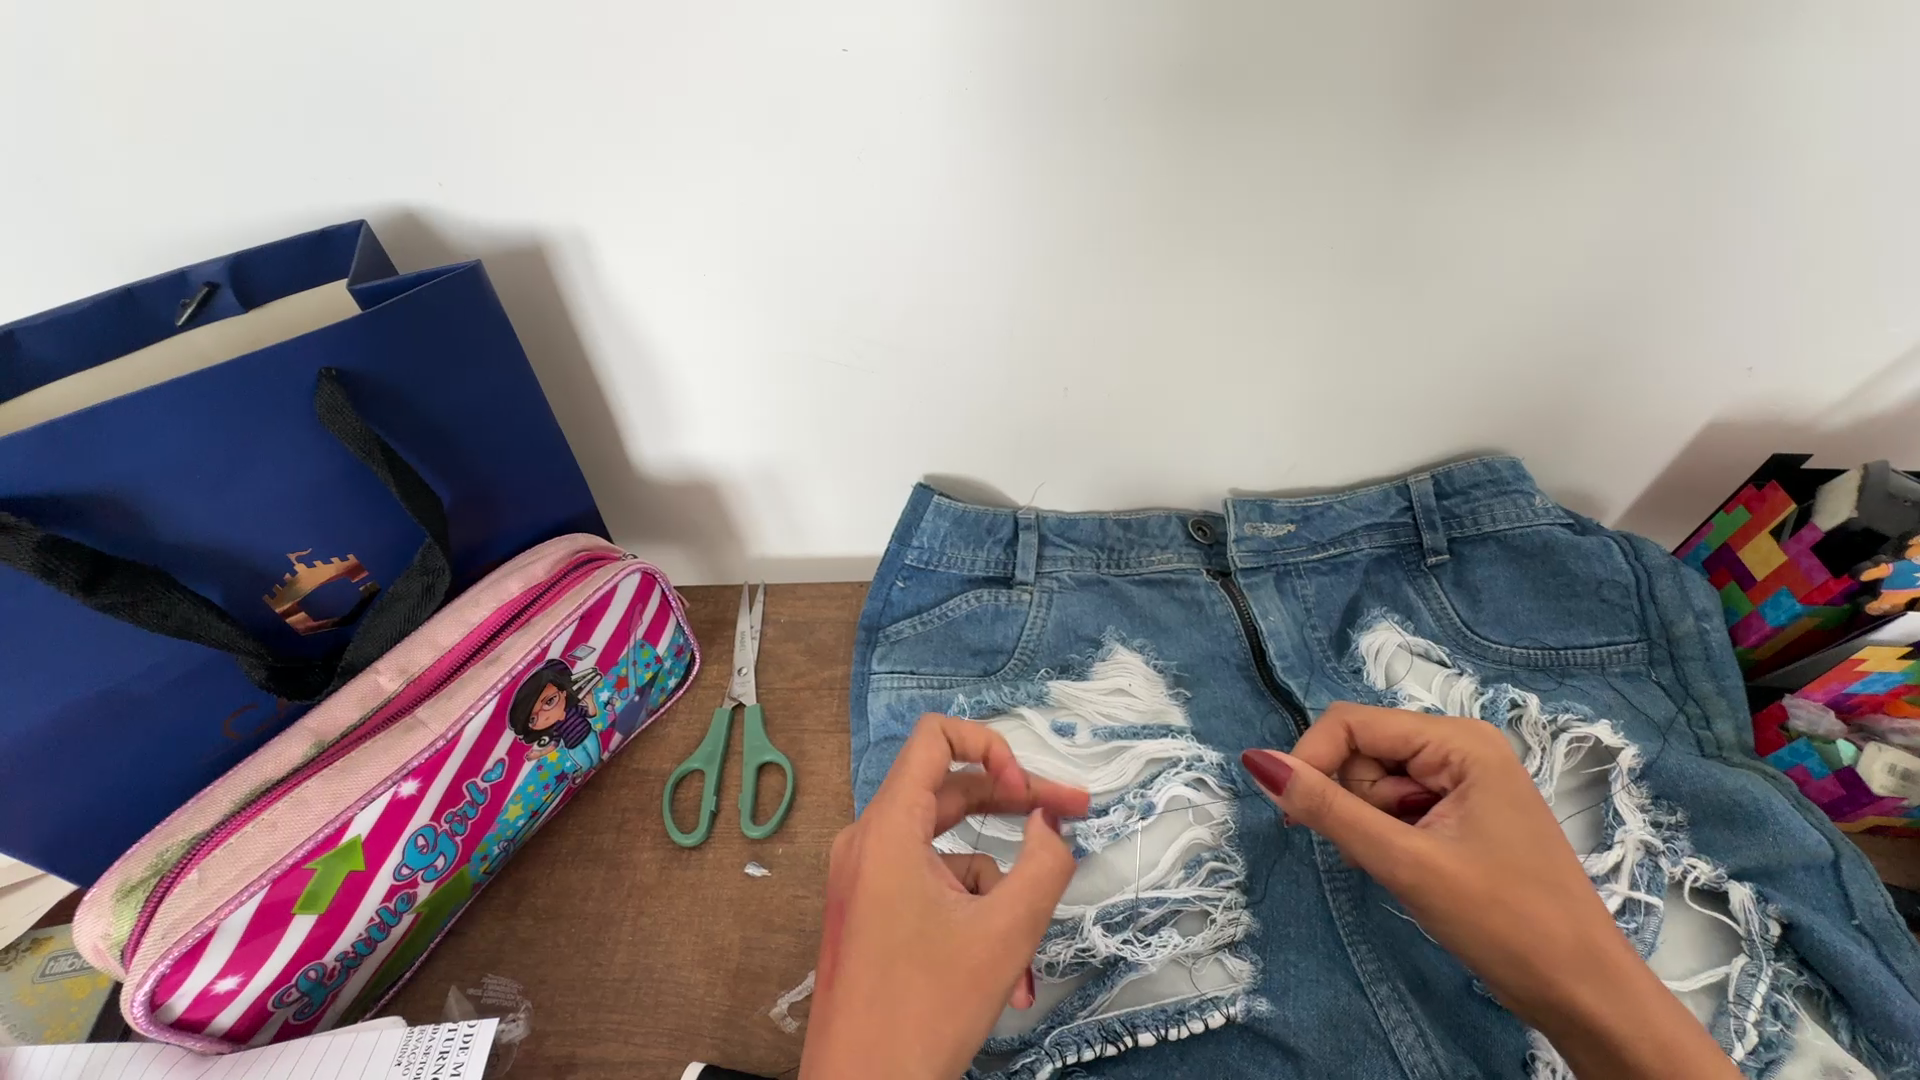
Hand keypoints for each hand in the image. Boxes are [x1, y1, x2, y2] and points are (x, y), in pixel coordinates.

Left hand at [799, 715, 1090, 1079]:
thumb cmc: (925, 1012)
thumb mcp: (1004, 935)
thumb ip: (1044, 864)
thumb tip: (1049, 821)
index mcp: (888, 828)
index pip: (935, 738)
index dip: (991, 747)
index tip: (1028, 791)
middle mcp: (869, 839)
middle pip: (949, 790)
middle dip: (1015, 803)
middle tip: (1076, 812)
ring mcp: (866, 874)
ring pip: (946, 846)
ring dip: (997, 880)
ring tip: (1027, 941)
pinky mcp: (871, 906)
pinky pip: (929, 882)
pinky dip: (970, 908)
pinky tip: (999, 966)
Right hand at [1241, 703, 1737, 1079]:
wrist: (1586, 998)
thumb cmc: (1505, 924)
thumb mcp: (1404, 862)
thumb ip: (1326, 807)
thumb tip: (1255, 760)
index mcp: (1459, 740)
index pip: (1349, 723)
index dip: (1310, 760)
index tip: (1293, 815)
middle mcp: (1460, 745)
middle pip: (1360, 750)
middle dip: (1352, 799)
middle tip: (1383, 852)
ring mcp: (1463, 777)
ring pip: (1371, 778)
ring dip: (1368, 820)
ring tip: (1404, 864)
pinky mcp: (1460, 807)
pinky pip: (1394, 801)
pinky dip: (1385, 831)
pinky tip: (1411, 864)